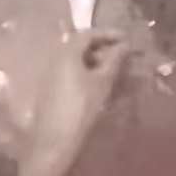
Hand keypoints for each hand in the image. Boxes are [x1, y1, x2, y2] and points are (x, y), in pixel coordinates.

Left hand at [22, 29, 127, 175]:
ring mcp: (50, 75)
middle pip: (80, 46)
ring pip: (75, 60)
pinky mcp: (49, 90)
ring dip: (95, 61)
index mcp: (67, 54)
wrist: (55, 142)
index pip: (88, 34)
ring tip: (113, 71)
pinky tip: (98, 85)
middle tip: (121, 55)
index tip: (126, 38)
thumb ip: (114, 59)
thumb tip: (124, 44)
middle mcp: (55, 60)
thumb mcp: (102, 82)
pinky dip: (86, 72)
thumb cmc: (82, 109)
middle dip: (102, 47)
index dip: (108, 34)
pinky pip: (70, 72)